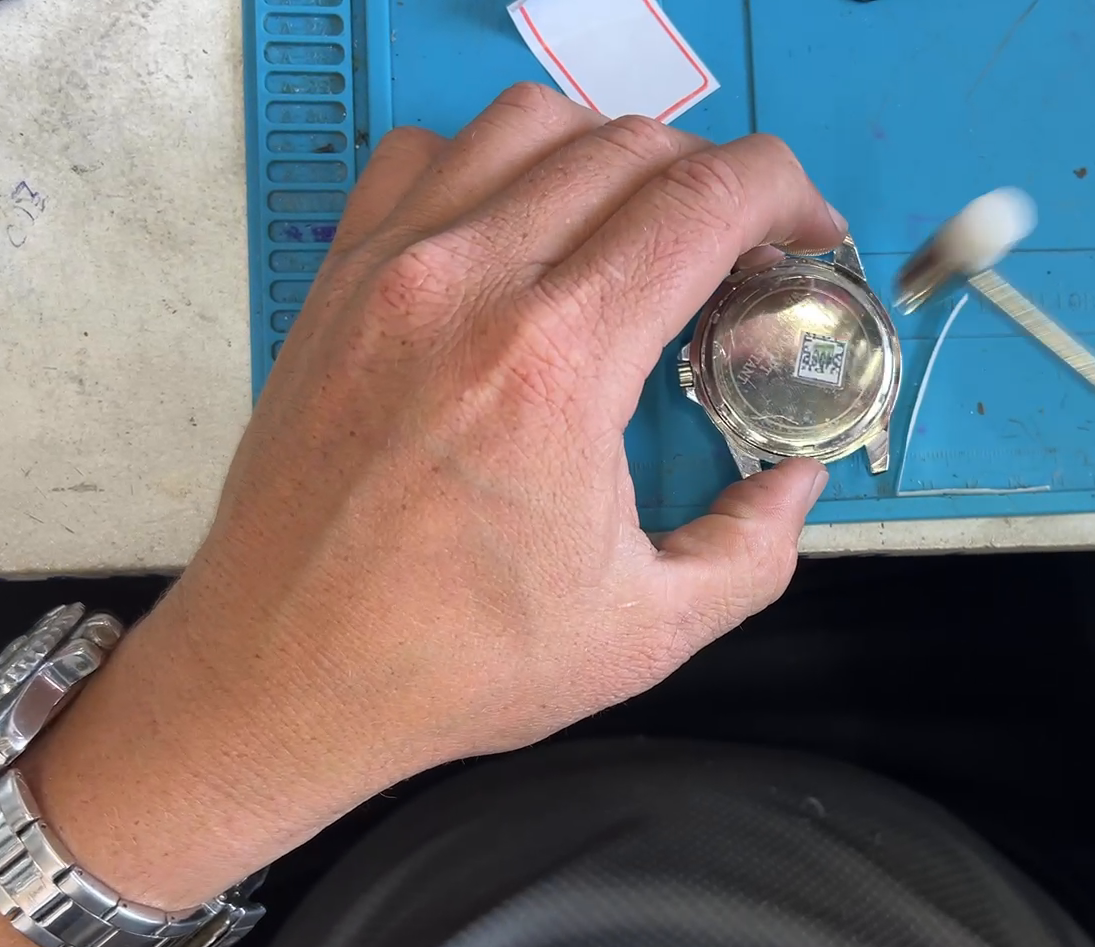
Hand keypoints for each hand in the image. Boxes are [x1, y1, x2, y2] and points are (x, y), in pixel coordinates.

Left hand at [30, 84, 842, 904]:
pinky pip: (430, 155)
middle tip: (743, 254)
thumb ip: (753, 550)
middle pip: (632, 149)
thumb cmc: (457, 664)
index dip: (787, 192)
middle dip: (720, 182)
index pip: (704, 201)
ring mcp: (390, 269)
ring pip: (533, 122)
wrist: (283, 677)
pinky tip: (526, 233)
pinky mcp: (339, 282)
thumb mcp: (647, 632)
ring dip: (619, 157)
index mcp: (560, 366)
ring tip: (645, 232)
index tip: (811, 231)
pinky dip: (503, 162)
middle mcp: (470, 285)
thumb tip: (798, 483)